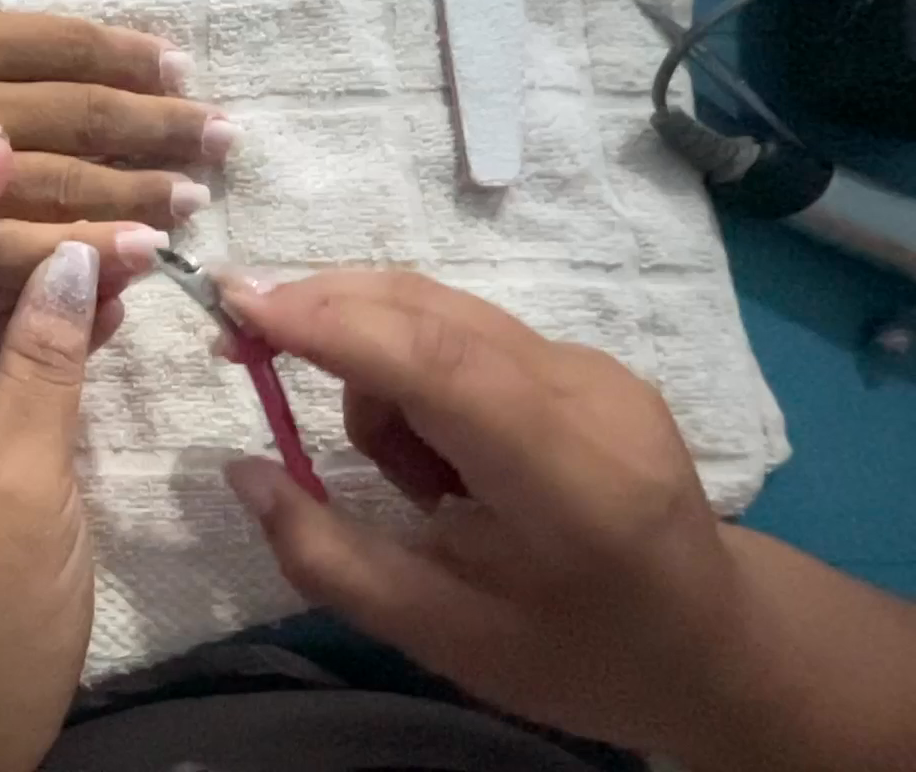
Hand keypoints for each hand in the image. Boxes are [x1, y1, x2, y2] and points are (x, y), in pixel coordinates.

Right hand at [0, 0, 224, 314]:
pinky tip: (121, 263)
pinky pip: (1, 253)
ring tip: (190, 206)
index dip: (132, 59)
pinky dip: (65, 257)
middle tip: (222, 143)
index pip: (64, 46)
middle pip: (80, 119)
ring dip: (132, 197)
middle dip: (158, 132)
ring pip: (57, 189)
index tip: (183, 73)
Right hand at [214, 270, 746, 755]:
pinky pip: (444, 324)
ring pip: (421, 311)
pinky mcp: (569, 353)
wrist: (718, 638)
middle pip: (419, 311)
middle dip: (312, 312)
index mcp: (569, 481)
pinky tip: (423, 440)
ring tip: (392, 467)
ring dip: (360, 362)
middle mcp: (584, 394)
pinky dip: (394, 363)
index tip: (236, 305)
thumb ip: (325, 556)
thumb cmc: (573, 650)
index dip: (329, 325)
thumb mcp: (436, 633)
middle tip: (236, 343)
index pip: (437, 368)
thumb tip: (240, 471)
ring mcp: (584, 362)